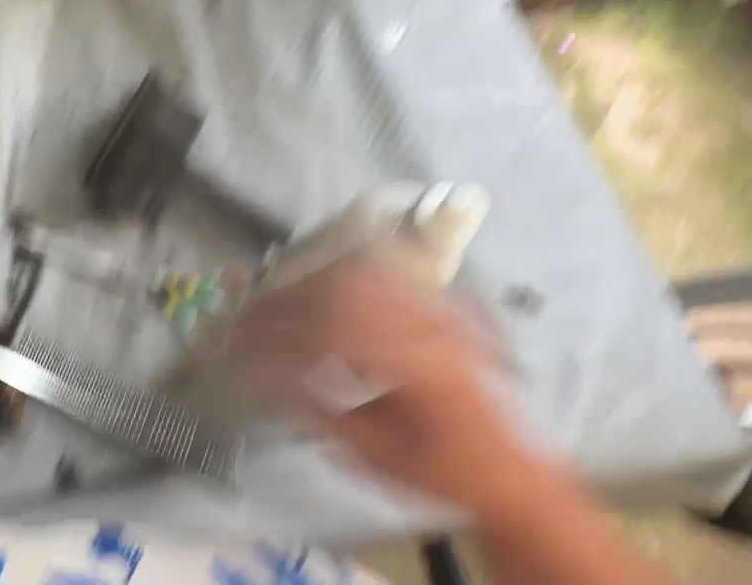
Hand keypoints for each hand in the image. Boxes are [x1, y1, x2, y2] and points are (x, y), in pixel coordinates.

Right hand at [229, 259, 552, 516]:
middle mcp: (426, 327)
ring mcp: (436, 312)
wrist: (512, 477)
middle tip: (248, 319)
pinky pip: (383, 275)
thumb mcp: (372, 454)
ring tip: (278, 306)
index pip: (328, 332)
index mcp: (415, 367)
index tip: (240, 343)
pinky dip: (342, 278)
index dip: (276, 334)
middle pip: (339, 291)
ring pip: (359, 274)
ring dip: (310, 286)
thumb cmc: (441, 475)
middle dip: (284, 302)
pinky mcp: (438, 308)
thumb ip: (315, 409)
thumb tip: (259, 374)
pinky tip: (321, 293)